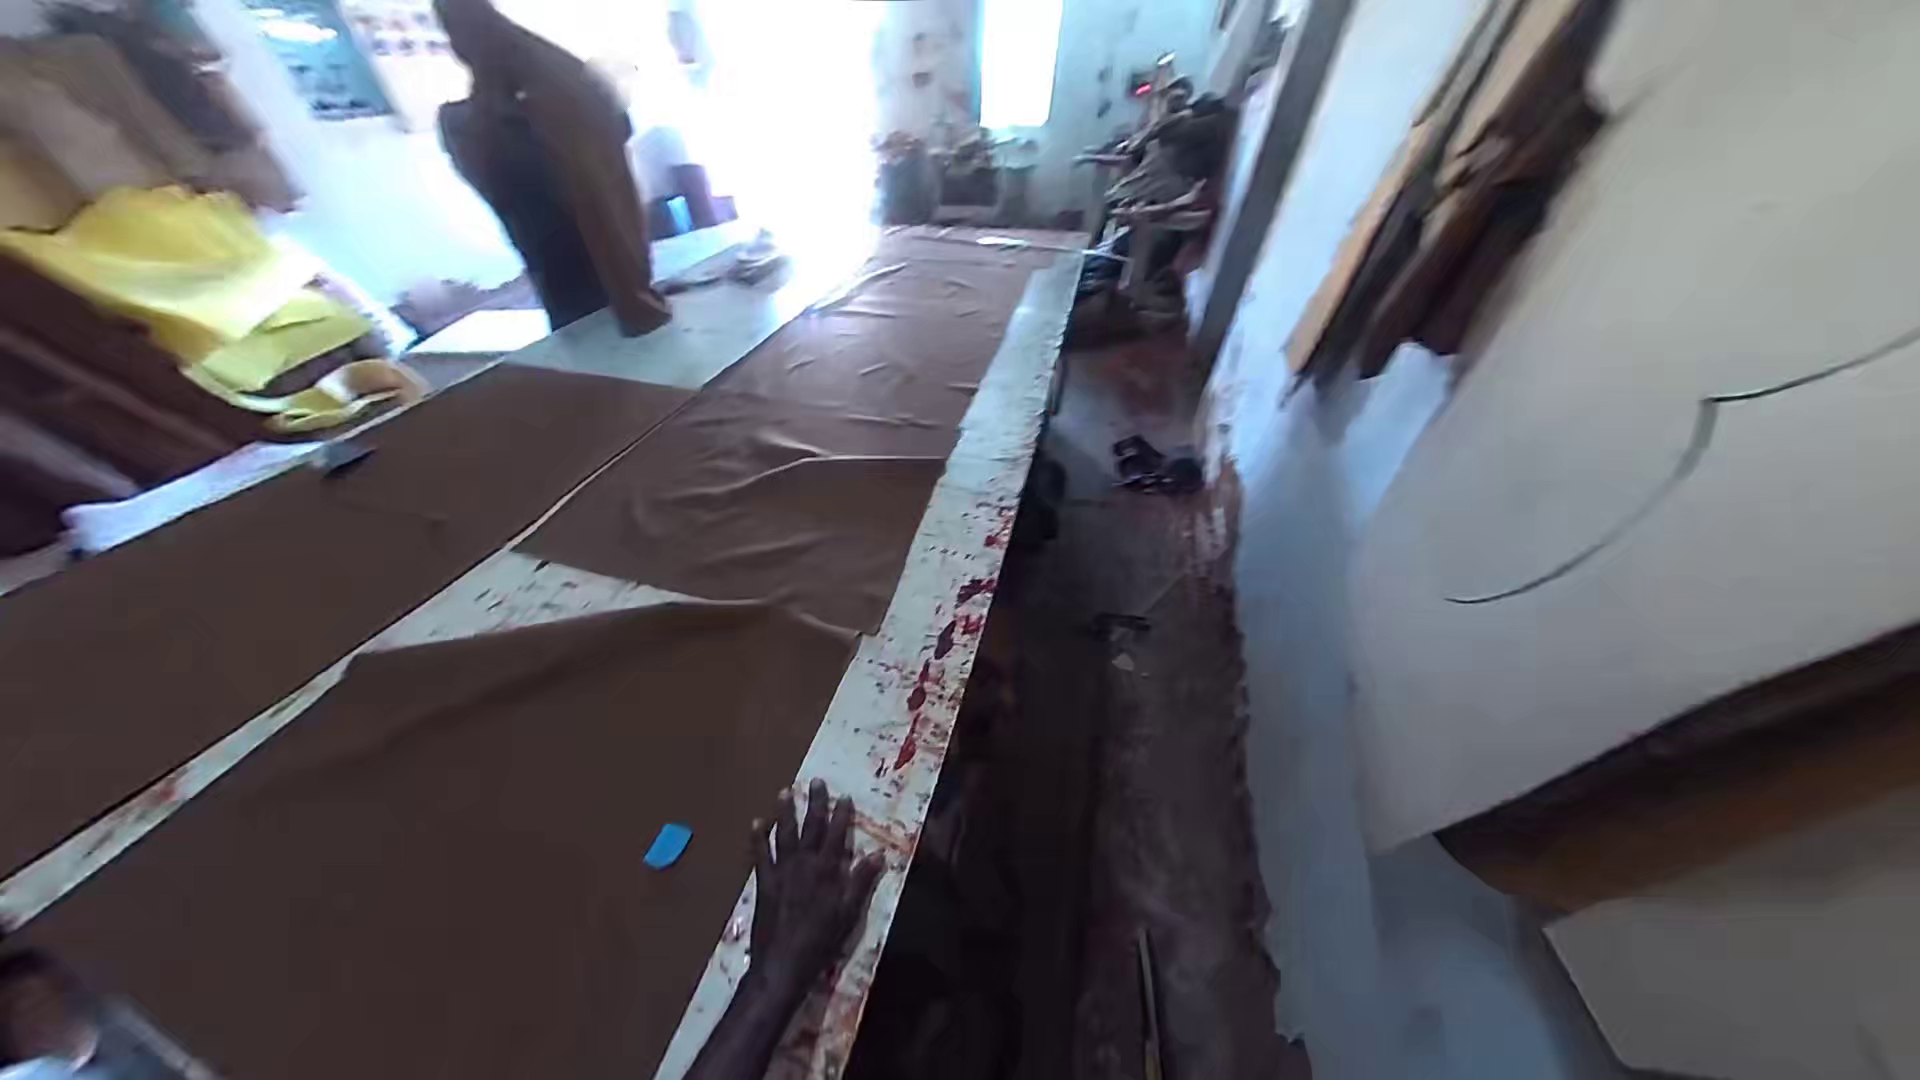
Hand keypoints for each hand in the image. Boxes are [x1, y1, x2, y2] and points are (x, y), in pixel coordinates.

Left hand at [747, 780, 881, 1004]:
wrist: (782, 964)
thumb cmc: (821, 940)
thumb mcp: (849, 912)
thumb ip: (862, 881)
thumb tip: (880, 854)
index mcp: (827, 869)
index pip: (837, 833)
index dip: (842, 814)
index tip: (845, 796)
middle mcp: (805, 862)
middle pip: (811, 826)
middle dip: (815, 802)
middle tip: (816, 781)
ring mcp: (782, 870)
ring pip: (785, 833)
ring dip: (786, 812)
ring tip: (785, 792)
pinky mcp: (764, 881)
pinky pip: (760, 854)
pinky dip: (758, 838)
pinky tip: (756, 823)